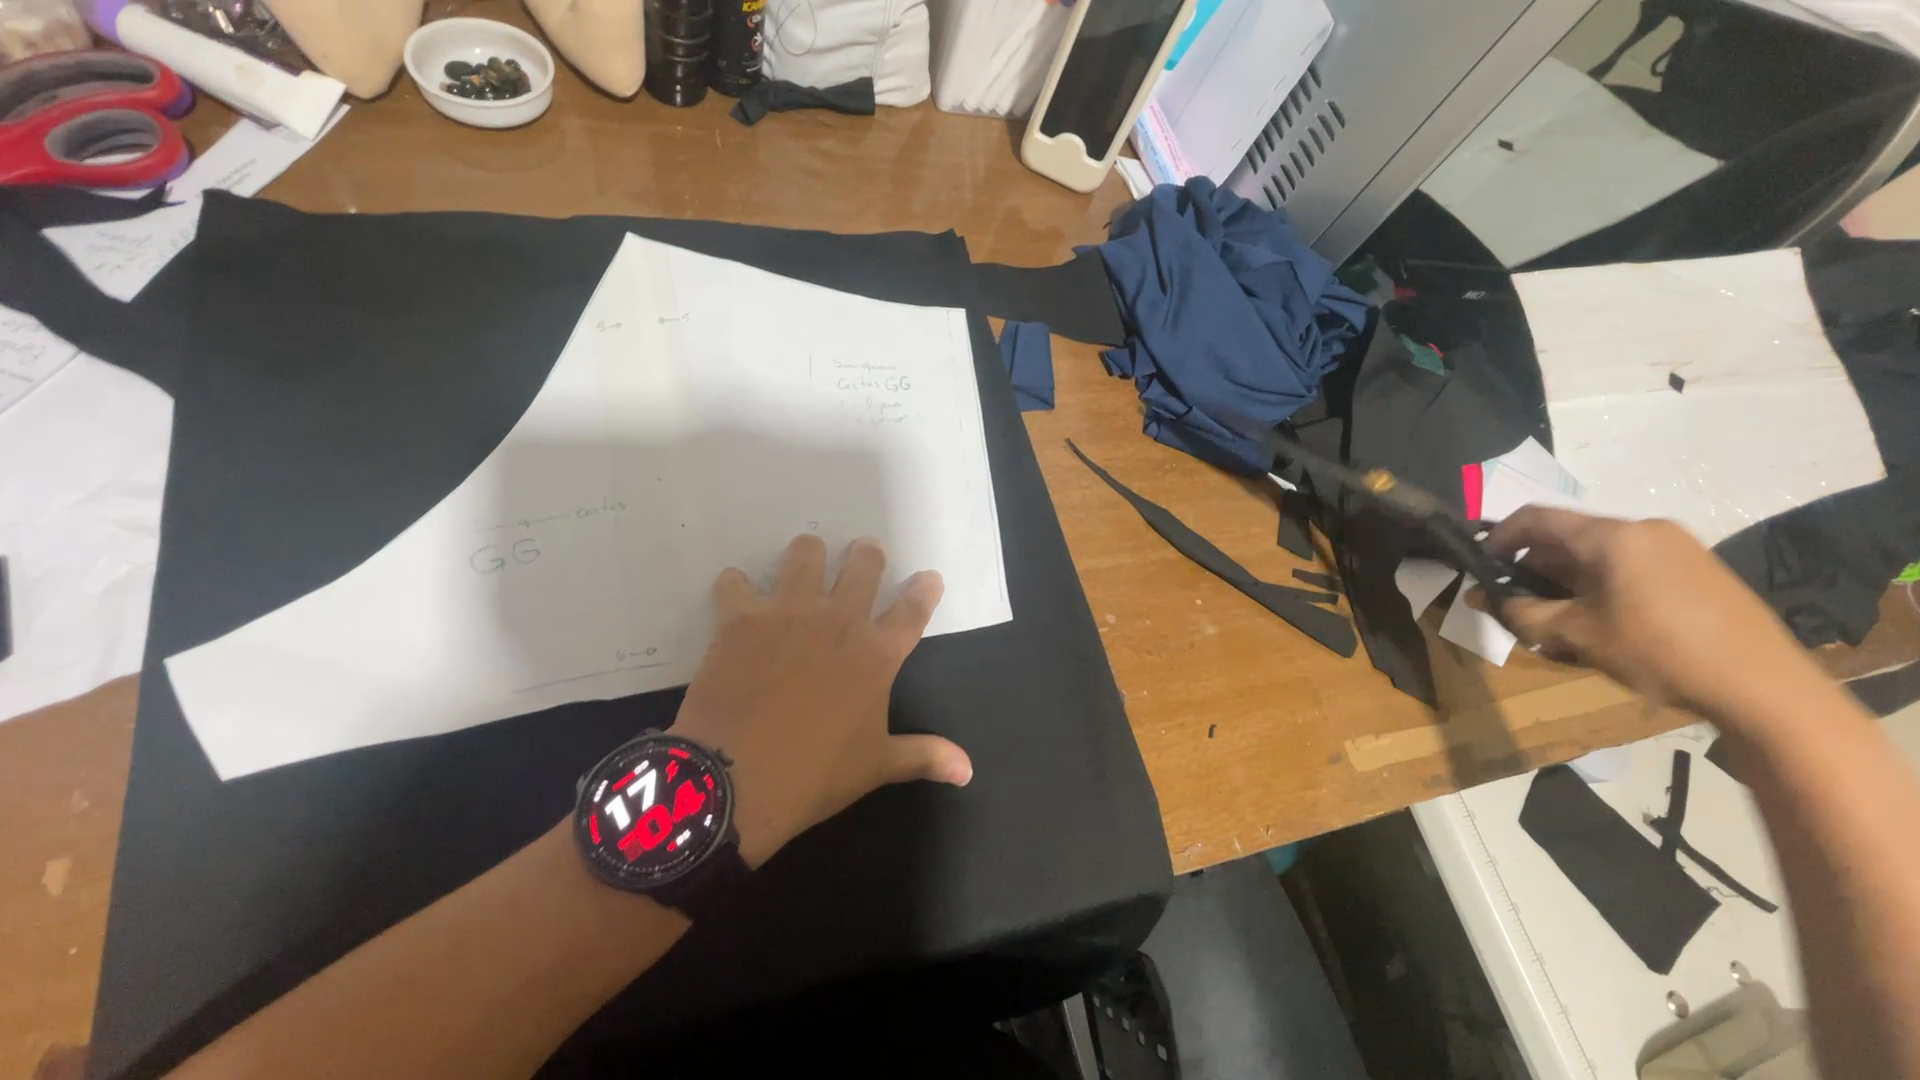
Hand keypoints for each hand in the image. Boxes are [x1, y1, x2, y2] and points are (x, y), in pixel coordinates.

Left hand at [670, 535, 972, 867]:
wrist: (734, 778)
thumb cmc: (813, 774)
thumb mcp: (875, 767)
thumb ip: (923, 756)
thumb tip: (967, 770)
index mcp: (877, 655)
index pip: (913, 609)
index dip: (925, 589)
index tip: (929, 576)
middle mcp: (839, 621)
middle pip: (865, 565)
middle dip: (869, 554)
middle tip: (866, 554)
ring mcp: (788, 613)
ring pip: (805, 554)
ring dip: (809, 554)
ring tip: (806, 560)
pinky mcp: (740, 618)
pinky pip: (736, 582)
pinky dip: (737, 585)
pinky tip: (737, 593)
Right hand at [1467, 507, 1826, 721]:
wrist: (1764, 686)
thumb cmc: (1658, 653)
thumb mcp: (1576, 635)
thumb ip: (1520, 612)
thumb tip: (1481, 597)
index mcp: (1612, 535)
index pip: (1535, 518)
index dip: (1499, 539)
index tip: (1480, 567)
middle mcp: (1644, 529)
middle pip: (1568, 537)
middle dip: (1533, 569)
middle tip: (1515, 605)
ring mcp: (1676, 547)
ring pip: (1598, 554)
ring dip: (1566, 581)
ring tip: (1556, 622)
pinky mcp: (1696, 569)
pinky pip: (1630, 566)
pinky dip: (1601, 586)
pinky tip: (1600, 623)